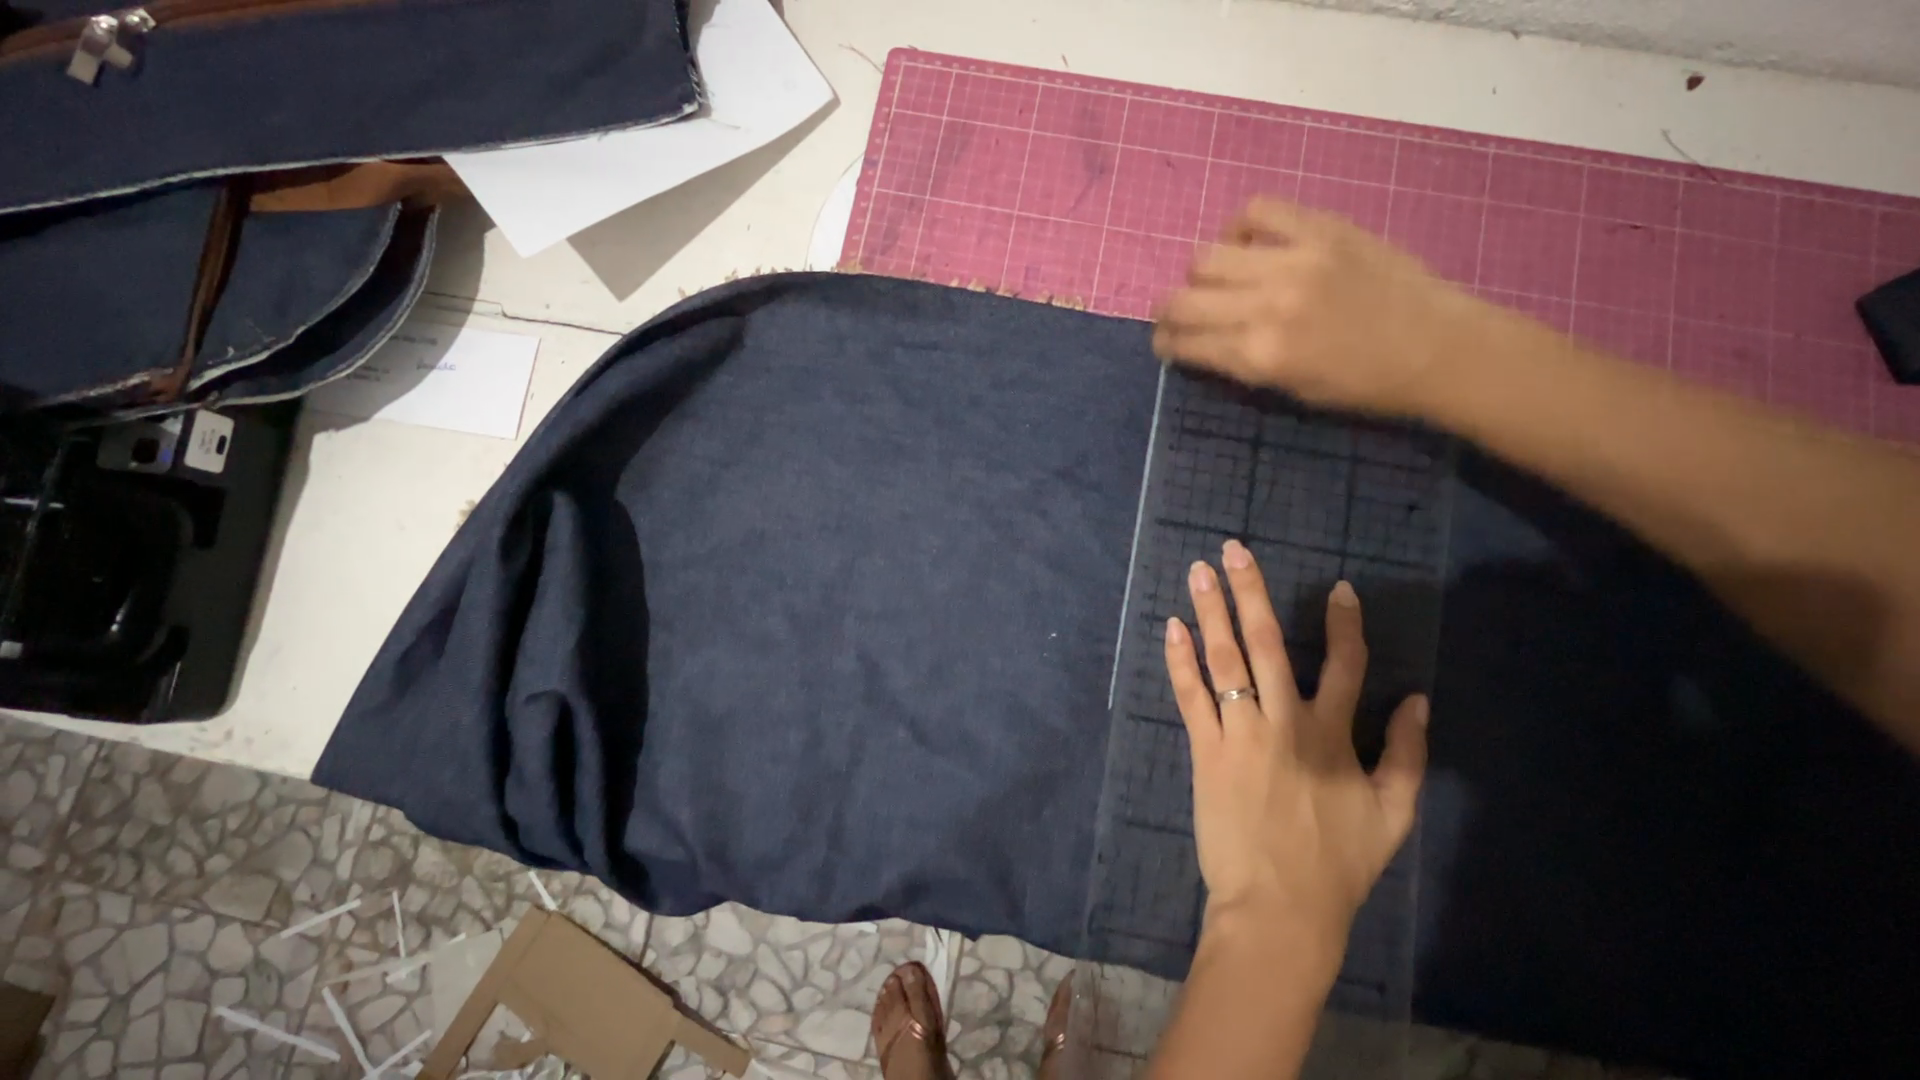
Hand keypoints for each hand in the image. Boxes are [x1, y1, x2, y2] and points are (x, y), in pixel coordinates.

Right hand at [1151, 198, 1490, 415]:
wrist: (1438, 347)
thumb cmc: (1365, 386)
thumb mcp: (1293, 392)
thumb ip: (1242, 364)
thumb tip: (1203, 343)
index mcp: (1260, 356)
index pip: (1186, 343)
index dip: (1165, 345)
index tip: (1165, 344)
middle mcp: (1266, 306)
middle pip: (1183, 299)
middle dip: (1167, 313)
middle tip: (1175, 316)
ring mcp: (1292, 261)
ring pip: (1207, 256)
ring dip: (1198, 274)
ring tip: (1215, 280)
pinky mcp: (1320, 228)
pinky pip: (1257, 212)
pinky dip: (1240, 228)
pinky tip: (1250, 244)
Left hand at [1164, 539, 1428, 944]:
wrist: (1279, 907)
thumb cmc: (1338, 864)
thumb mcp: (1394, 814)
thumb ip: (1408, 754)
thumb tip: (1419, 700)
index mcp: (1333, 734)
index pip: (1345, 664)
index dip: (1344, 623)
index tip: (1337, 587)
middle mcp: (1284, 722)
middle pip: (1268, 644)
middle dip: (1253, 592)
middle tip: (1234, 548)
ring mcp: (1240, 735)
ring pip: (1225, 660)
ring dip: (1211, 612)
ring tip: (1200, 571)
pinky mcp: (1205, 753)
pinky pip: (1190, 698)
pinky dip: (1180, 661)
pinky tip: (1172, 627)